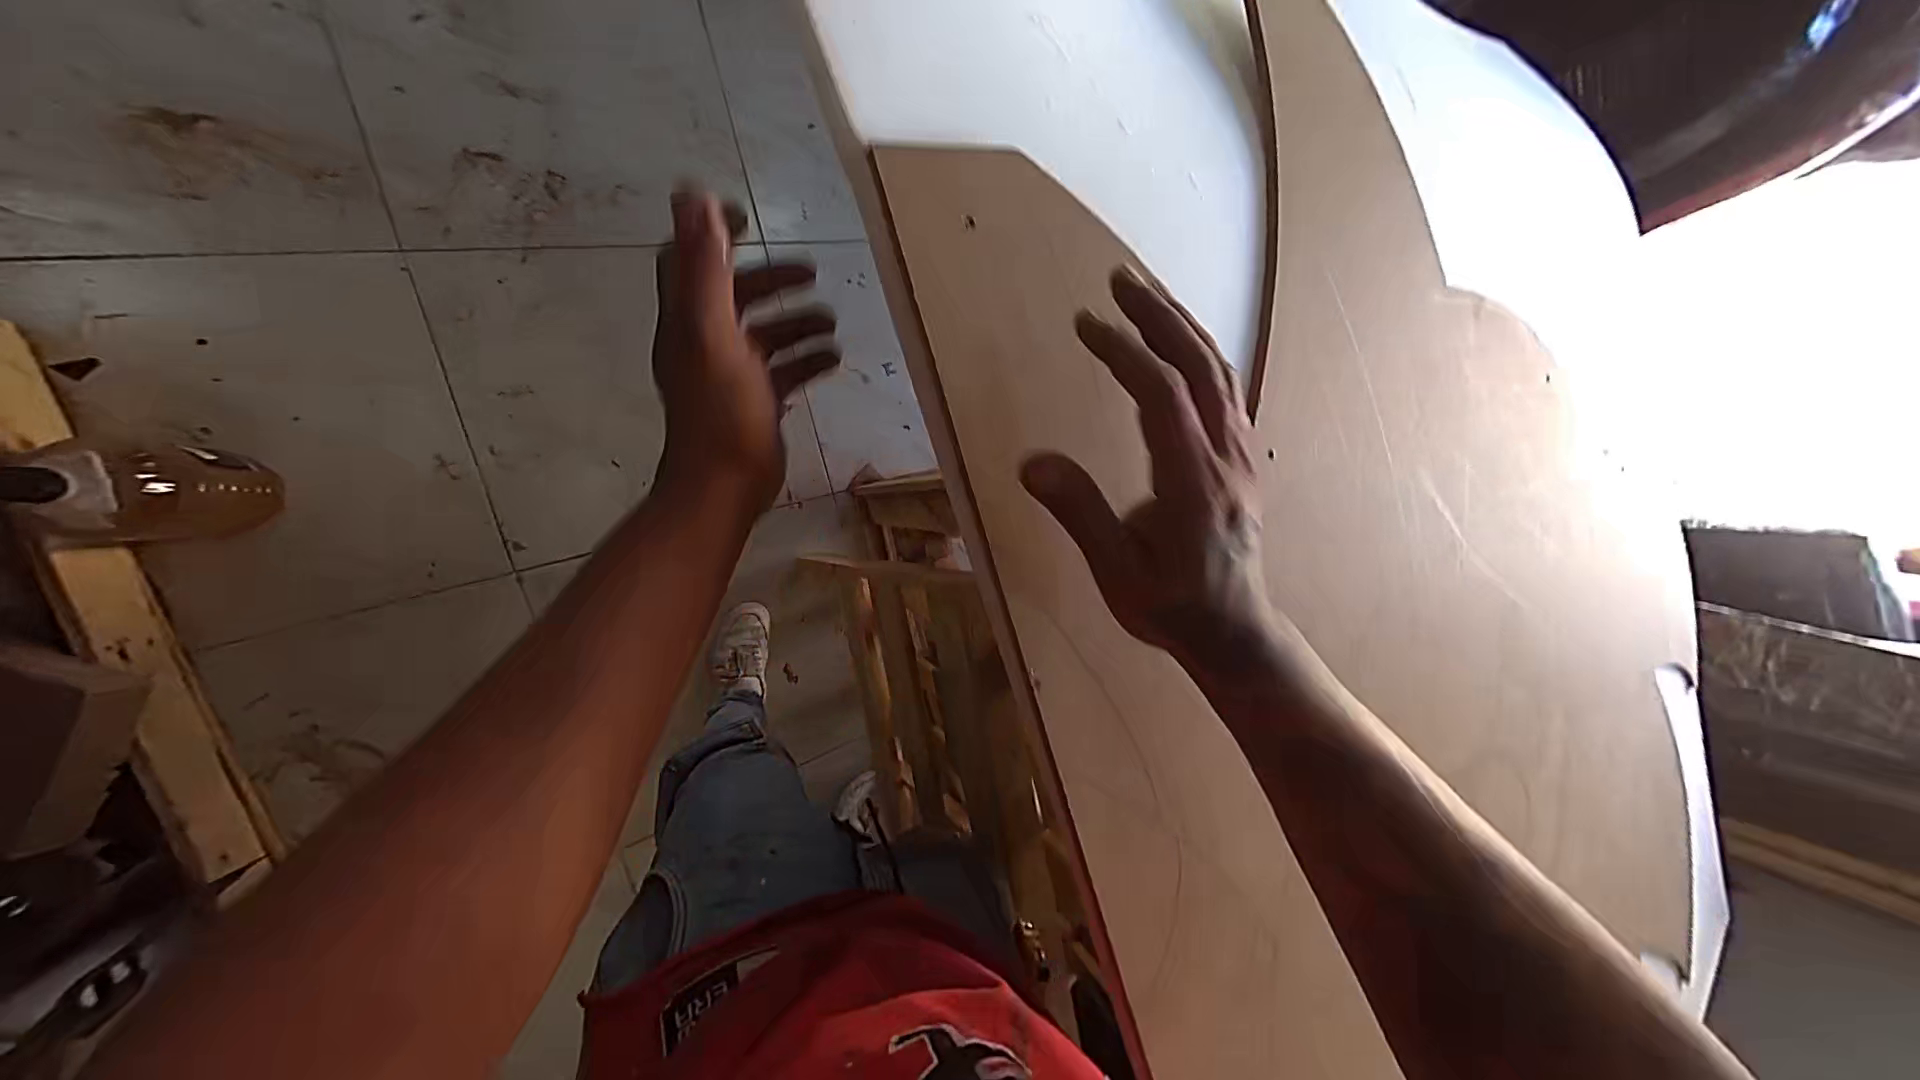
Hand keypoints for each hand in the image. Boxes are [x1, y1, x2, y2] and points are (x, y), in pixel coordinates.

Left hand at [652, 190, 839, 509]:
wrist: (725, 485)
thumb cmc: (721, 412)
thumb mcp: (712, 334)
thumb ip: (704, 269)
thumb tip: (691, 197)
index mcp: (689, 321)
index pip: (691, 261)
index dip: (714, 234)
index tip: (750, 218)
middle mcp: (707, 342)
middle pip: (738, 296)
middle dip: (774, 279)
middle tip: (812, 272)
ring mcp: (733, 375)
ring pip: (766, 334)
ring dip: (797, 320)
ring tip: (831, 320)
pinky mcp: (758, 402)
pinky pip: (784, 370)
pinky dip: (807, 358)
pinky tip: (833, 358)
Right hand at [1021, 268, 1275, 670]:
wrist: (1233, 631)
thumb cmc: (1171, 607)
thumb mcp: (1116, 572)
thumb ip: (1079, 514)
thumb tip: (1031, 463)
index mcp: (1192, 482)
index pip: (1161, 394)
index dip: (1123, 353)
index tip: (1087, 325)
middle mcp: (1226, 457)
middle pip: (1199, 366)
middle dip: (1158, 316)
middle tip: (1120, 279)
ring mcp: (1242, 456)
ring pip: (1221, 372)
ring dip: (1183, 326)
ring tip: (1147, 296)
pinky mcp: (1243, 460)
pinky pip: (1228, 391)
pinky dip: (1202, 354)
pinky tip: (1181, 345)